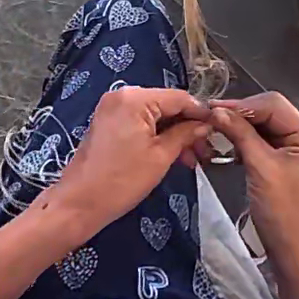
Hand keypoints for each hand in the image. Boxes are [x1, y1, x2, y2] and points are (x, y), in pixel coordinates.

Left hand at [29, 87, 212, 239]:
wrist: (78, 204)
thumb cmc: (121, 180)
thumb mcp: (161, 156)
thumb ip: (186, 134)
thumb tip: (205, 125)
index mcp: (135, 98)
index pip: (180, 97)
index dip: (202, 113)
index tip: (220, 129)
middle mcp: (123, 94)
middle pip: (168, 104)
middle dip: (188, 126)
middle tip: (206, 149)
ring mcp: (113, 107)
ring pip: (156, 114)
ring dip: (175, 133)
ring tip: (192, 158)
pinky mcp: (109, 121)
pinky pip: (141, 121)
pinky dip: (157, 135)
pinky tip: (173, 154)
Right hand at [210, 93, 298, 277]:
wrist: (292, 252)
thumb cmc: (282, 212)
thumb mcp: (260, 169)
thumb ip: (240, 135)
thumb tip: (216, 110)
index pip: (274, 106)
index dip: (242, 105)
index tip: (211, 108)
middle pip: (270, 113)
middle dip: (240, 114)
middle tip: (209, 116)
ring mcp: (298, 148)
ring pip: (264, 126)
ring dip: (240, 127)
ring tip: (214, 127)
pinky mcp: (286, 160)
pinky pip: (263, 141)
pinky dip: (245, 140)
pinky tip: (227, 142)